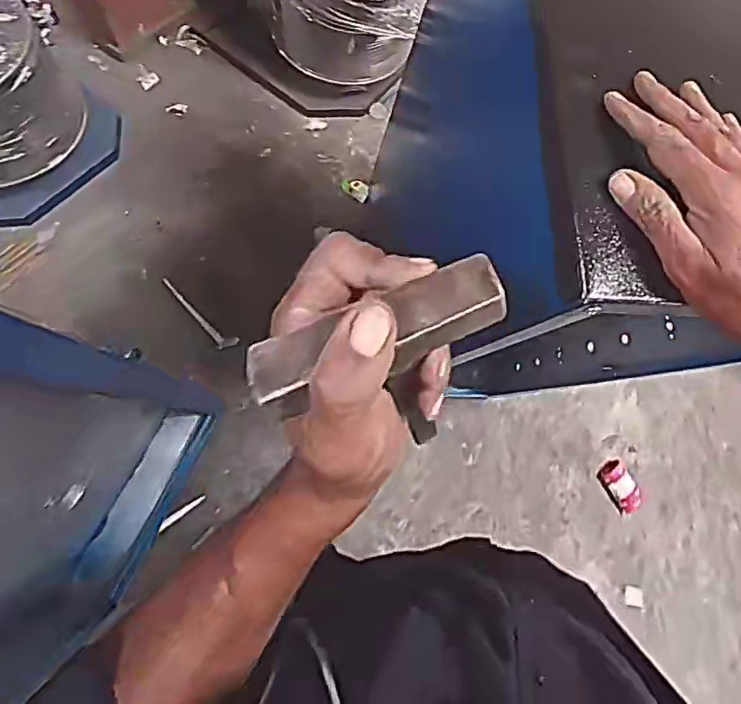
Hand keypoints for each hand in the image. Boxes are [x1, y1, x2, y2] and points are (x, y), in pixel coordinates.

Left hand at [271, 233, 449, 513]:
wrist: (350, 481)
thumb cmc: (333, 456)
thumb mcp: (339, 420)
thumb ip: (349, 372)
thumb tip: (374, 318)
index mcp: (303, 320)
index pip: (340, 259)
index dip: (378, 265)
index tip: (413, 286)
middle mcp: (332, 315)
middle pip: (382, 272)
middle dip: (415, 306)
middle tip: (429, 336)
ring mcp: (364, 327)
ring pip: (412, 299)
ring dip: (432, 337)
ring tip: (427, 378)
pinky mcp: (392, 341)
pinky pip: (427, 325)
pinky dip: (437, 355)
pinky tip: (427, 389)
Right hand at [602, 71, 740, 361]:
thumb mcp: (688, 267)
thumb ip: (655, 218)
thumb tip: (625, 183)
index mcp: (716, 193)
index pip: (667, 142)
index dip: (637, 118)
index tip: (619, 102)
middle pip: (697, 127)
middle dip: (665, 101)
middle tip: (645, 82)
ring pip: (725, 132)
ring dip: (699, 108)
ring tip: (683, 90)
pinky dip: (732, 128)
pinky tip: (729, 124)